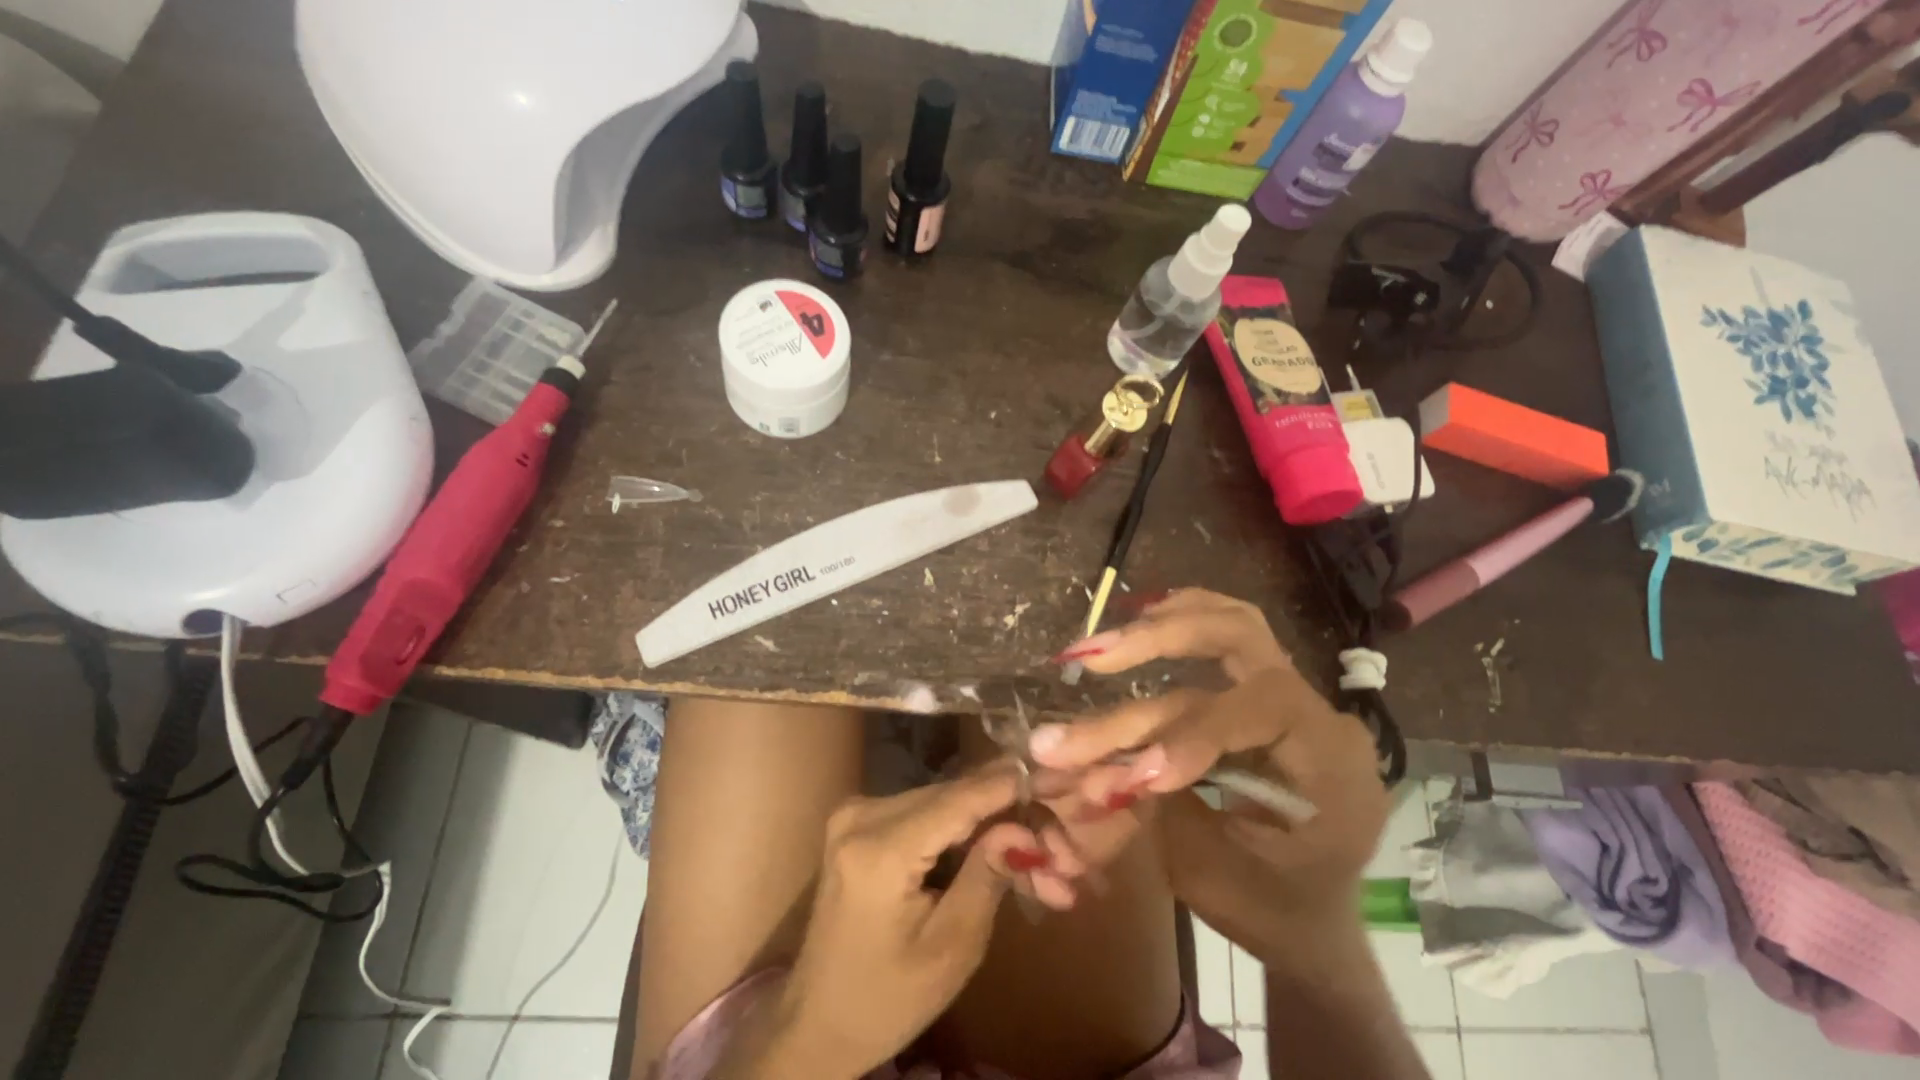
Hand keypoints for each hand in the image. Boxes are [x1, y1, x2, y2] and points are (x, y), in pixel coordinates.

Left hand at [745, 764, 1070, 1077]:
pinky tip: (1000, 856)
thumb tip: (1024, 824)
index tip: (1065, 785)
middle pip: (956, 795)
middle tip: (1064, 854)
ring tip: (1041, 864)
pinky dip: (964, 832)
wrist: (817, 1020)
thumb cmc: (887, 999)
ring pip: (946, 801)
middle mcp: (862, 813)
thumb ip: (987, 875)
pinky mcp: (860, 824)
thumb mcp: (951, 947)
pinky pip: (926, 814)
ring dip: (993, 826)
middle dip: (1013, 817)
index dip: (1016, 787)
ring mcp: (857, 814)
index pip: (962, 796)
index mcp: (879, 847)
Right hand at [1030, 590, 1389, 953]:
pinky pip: (1224, 644)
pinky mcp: (1264, 699)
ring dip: (1160, 627)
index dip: (1191, 733)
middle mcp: (1319, 714)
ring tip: (1094, 645)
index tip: (1132, 774)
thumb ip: (1162, 811)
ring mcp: (1293, 699)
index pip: (1261, 710)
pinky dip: (1176, 628)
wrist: (1312, 922)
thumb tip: (1093, 771)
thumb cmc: (1271, 909)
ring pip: (1232, 626)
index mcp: (1333, 762)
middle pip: (1244, 637)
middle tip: (1092, 658)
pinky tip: (1133, 627)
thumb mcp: (1216, 875)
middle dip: (1164, 642)